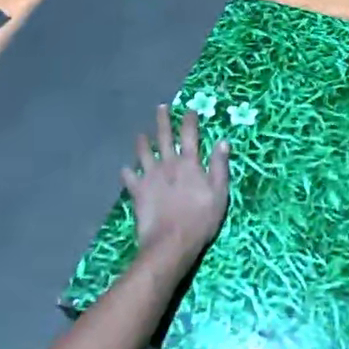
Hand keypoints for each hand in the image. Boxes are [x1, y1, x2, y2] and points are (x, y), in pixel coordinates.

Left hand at [124, 105, 229, 268]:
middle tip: (161, 107)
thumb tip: (223, 142)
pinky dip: (127, 171)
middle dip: (163, 120)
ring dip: (142, 141)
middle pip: (164, 136)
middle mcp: (168, 163)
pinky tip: (125, 169)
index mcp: (189, 163)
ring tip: (141, 133)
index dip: (189, 120)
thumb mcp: (219, 193)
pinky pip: (129, 177)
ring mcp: (150, 175)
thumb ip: (220, 167)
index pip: (190, 135)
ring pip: (144, 152)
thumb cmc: (201, 219)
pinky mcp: (138, 190)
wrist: (171, 241)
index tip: (189, 109)